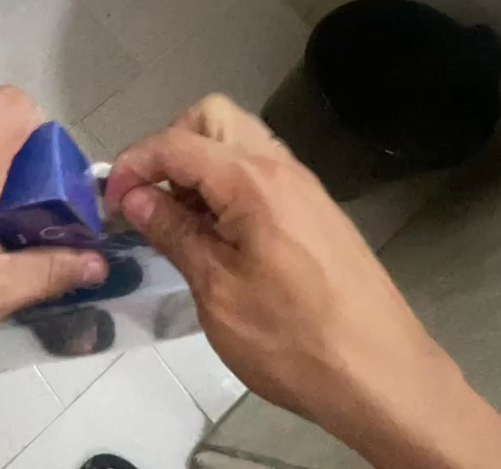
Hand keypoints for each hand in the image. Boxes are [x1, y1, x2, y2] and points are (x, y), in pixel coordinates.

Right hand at [104, 96, 500, 468]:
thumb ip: (173, 232)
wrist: (390, 384)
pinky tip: (218, 231)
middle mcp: (279, 167)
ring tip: (180, 215)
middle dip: (170, 143)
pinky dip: (226, 181)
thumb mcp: (217, 291)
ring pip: (238, 138)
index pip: (175, 143)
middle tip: (151, 193)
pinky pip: (259, 168)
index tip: (110, 201)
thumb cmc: (295, 341)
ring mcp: (302, 186)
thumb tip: (134, 198)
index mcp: (251, 181)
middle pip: (211, 116)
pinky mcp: (315, 209)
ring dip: (199, 161)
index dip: (133, 164)